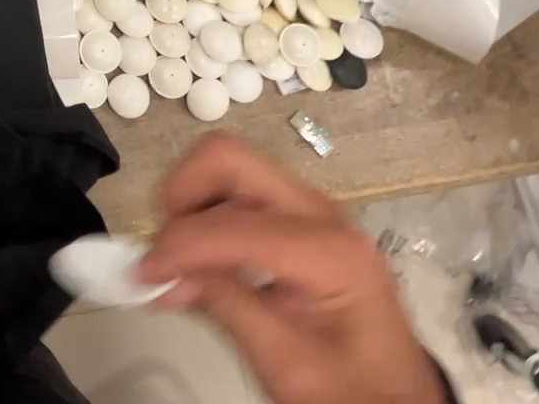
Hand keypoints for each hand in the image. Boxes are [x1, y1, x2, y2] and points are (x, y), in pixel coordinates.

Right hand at [140, 134, 443, 403]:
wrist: (397, 402)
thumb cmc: (350, 390)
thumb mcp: (286, 364)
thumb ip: (223, 306)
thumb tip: (161, 275)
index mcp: (328, 251)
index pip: (230, 224)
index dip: (176, 244)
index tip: (141, 274)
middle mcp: (321, 212)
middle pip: (229, 159)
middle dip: (181, 192)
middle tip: (162, 242)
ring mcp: (310, 207)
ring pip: (229, 164)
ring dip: (191, 198)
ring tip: (179, 254)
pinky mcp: (298, 215)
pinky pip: (238, 186)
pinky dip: (206, 207)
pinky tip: (200, 254)